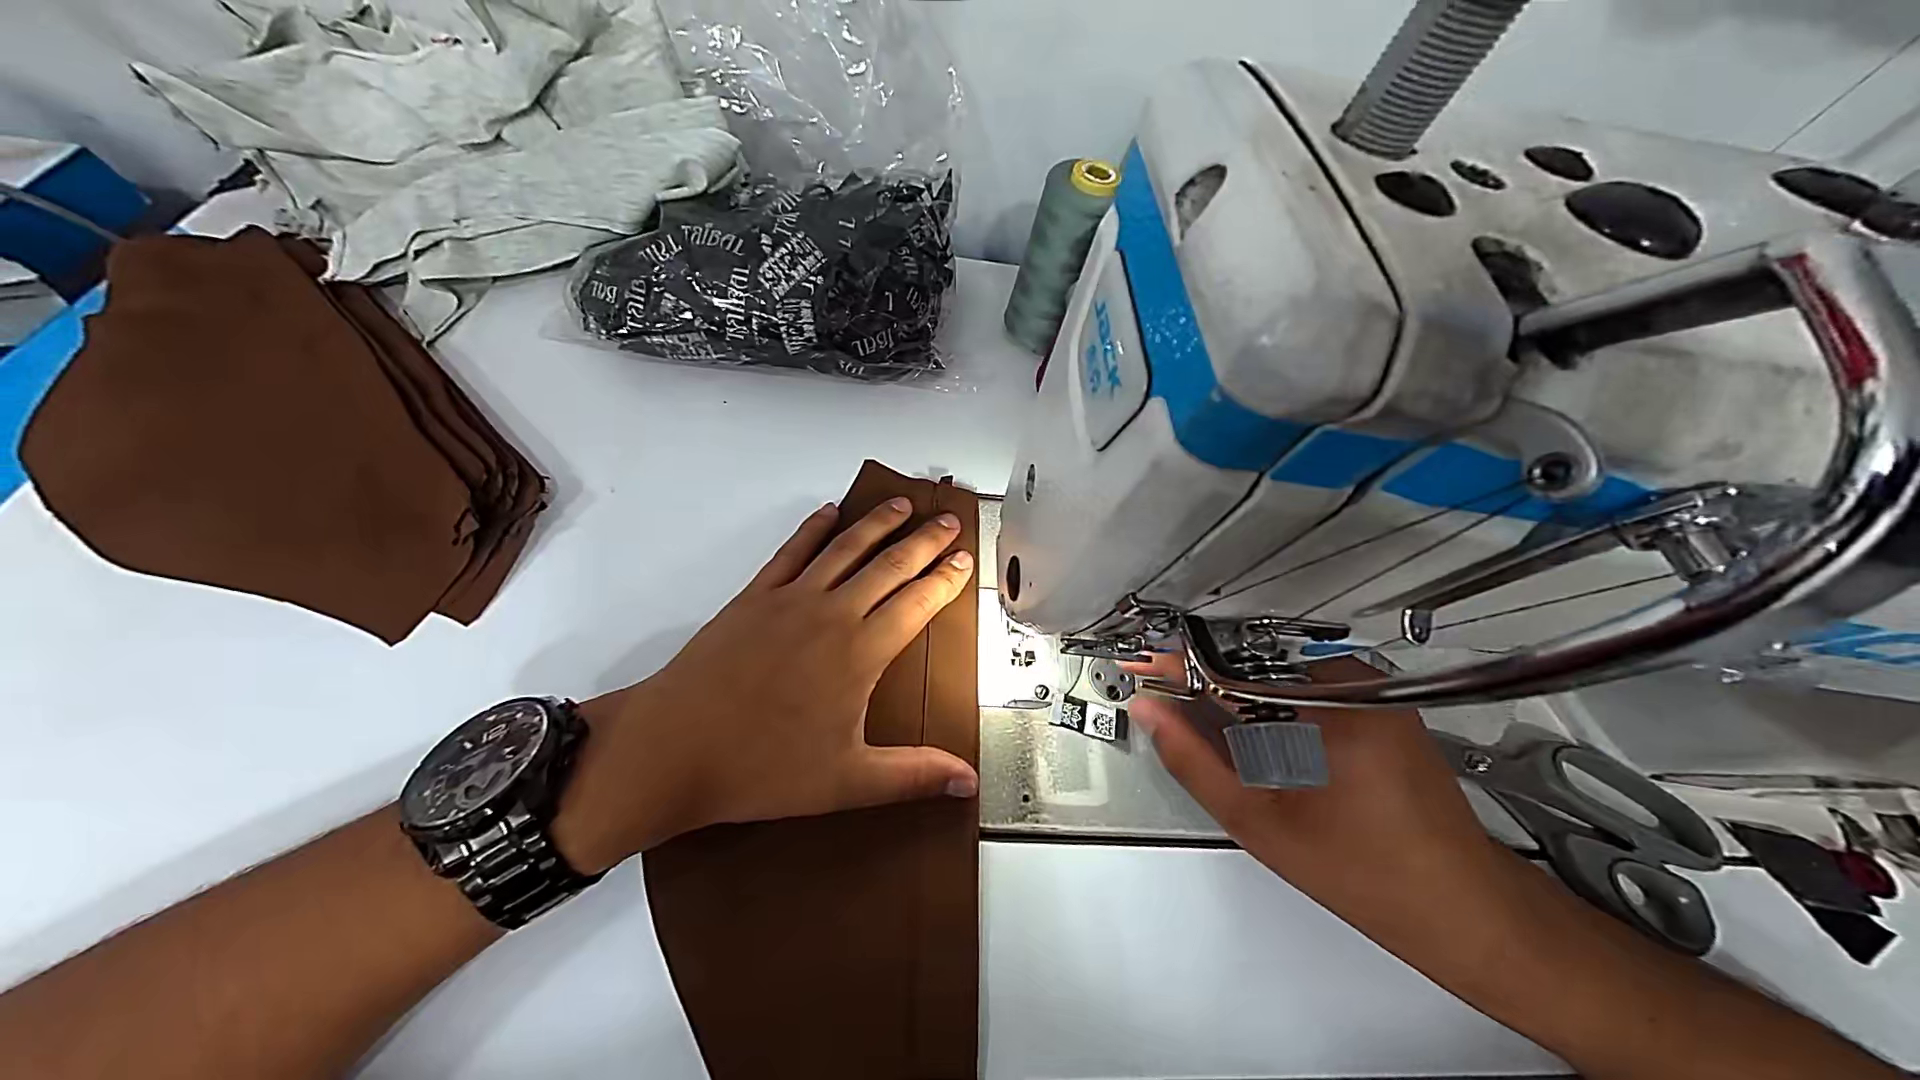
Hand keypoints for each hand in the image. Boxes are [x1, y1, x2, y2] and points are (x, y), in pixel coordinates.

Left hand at [555, 499, 978, 872]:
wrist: (672, 748)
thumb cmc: (758, 767)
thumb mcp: (846, 780)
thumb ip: (913, 775)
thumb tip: (966, 782)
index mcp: (860, 653)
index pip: (918, 602)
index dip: (946, 579)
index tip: (964, 561)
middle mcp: (831, 615)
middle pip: (890, 564)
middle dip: (923, 540)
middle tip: (945, 521)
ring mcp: (790, 600)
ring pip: (846, 547)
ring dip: (877, 523)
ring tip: (899, 504)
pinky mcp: (754, 597)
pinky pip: (792, 550)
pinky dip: (814, 528)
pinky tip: (827, 513)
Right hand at [1125, 655, 1509, 931]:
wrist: (1460, 904)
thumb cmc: (1376, 876)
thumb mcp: (1260, 822)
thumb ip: (1192, 759)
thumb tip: (1153, 715)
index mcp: (1329, 712)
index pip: (1229, 672)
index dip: (1177, 669)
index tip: (1148, 667)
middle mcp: (1358, 689)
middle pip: (1252, 672)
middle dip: (1210, 692)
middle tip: (1183, 720)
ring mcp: (1375, 693)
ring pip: (1276, 681)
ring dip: (1244, 704)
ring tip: (1245, 756)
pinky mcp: (1383, 703)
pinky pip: (1307, 689)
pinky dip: (1278, 710)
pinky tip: (1278, 753)